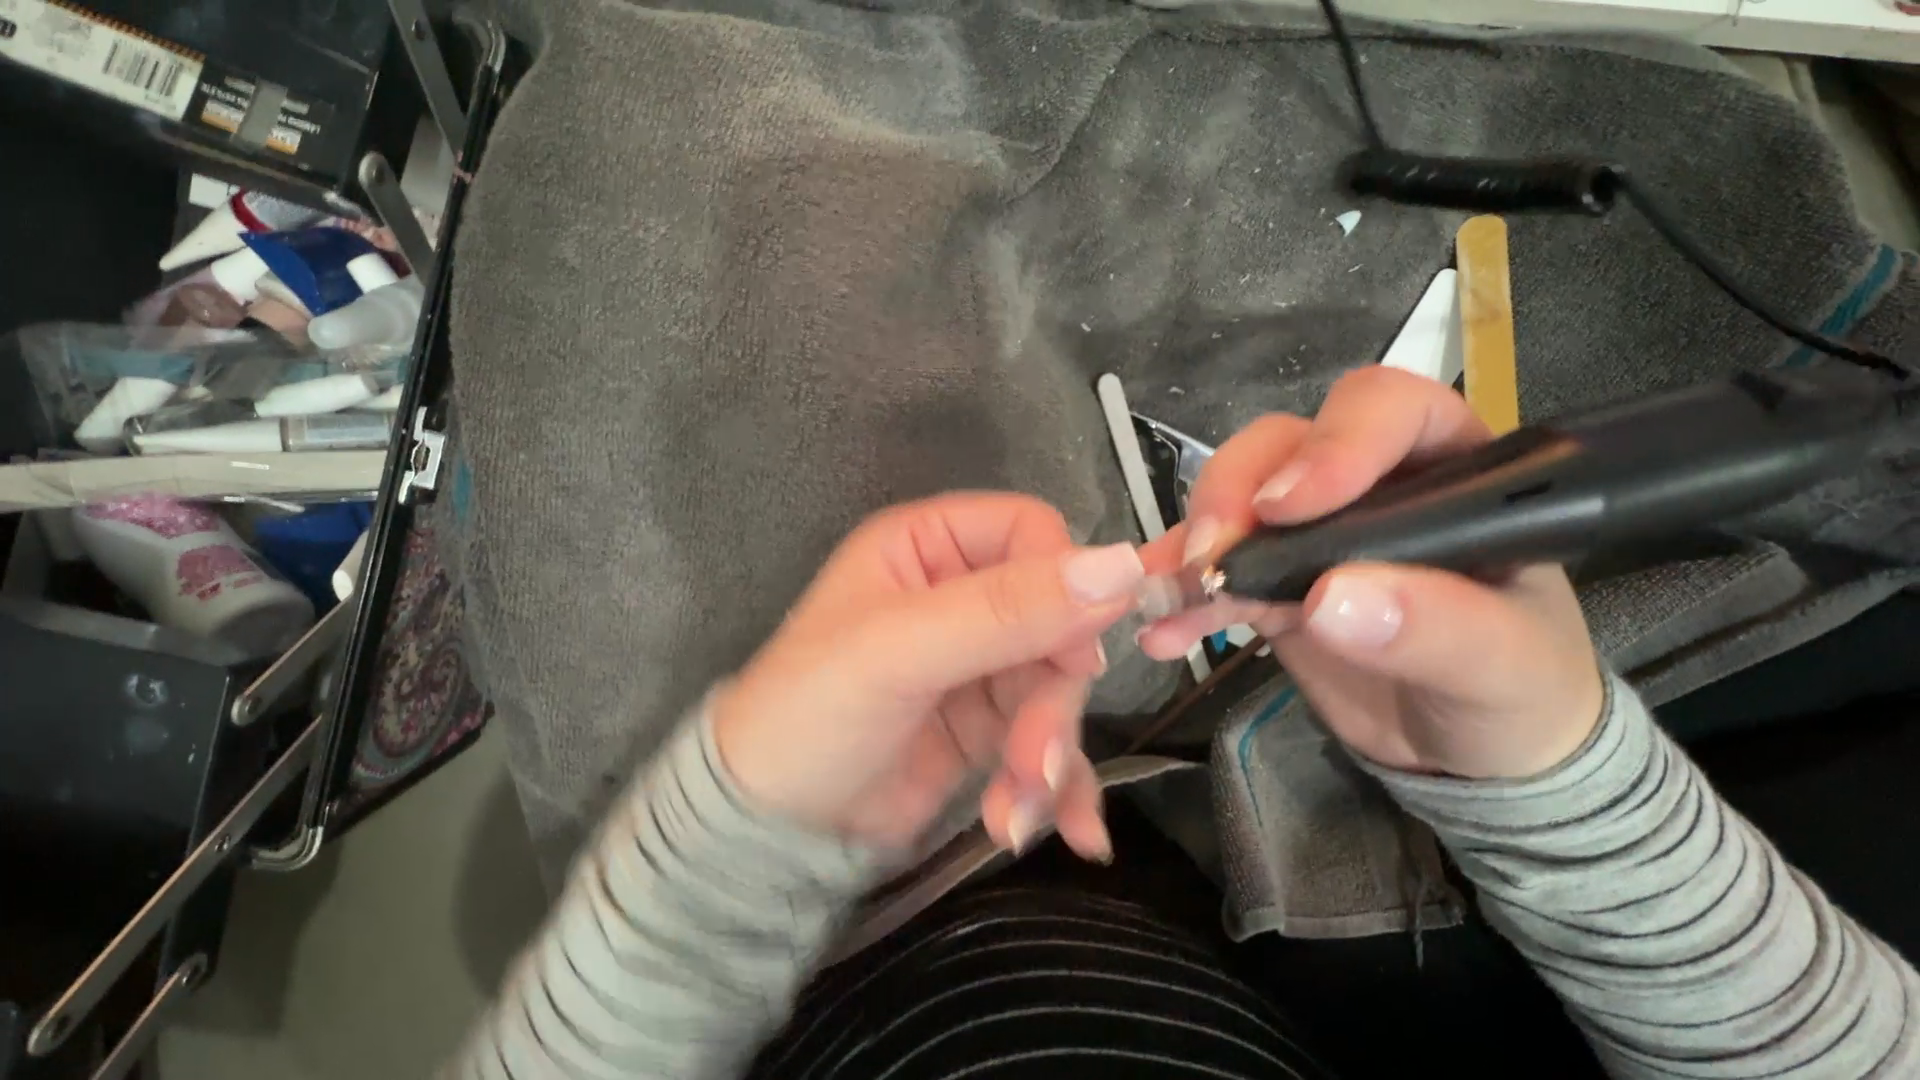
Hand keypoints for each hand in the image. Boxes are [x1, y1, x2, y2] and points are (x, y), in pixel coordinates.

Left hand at [713, 492, 1141, 857]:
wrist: (768, 830)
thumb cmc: (811, 715)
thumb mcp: (900, 651)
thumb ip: (1006, 610)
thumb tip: (1125, 568)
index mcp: (927, 545)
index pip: (1032, 533)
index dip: (1067, 587)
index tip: (1074, 657)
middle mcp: (958, 593)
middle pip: (1058, 620)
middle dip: (1053, 700)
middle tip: (1035, 764)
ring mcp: (977, 662)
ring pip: (1058, 687)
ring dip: (1050, 752)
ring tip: (1015, 812)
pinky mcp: (987, 725)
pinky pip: (1047, 738)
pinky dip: (1057, 783)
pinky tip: (1067, 830)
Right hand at [1137, 367, 1604, 778]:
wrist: (1469, 752)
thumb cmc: (1516, 693)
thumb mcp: (1505, 666)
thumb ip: (1439, 629)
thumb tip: (1332, 598)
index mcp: (1449, 471)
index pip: (1386, 411)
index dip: (1332, 442)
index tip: (1286, 508)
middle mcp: (1370, 485)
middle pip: (1284, 446)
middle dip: (1234, 494)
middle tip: (1207, 557)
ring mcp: (1313, 533)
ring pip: (1235, 499)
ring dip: (1193, 545)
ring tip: (1164, 597)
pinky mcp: (1271, 581)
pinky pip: (1214, 572)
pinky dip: (1183, 597)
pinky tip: (1163, 632)